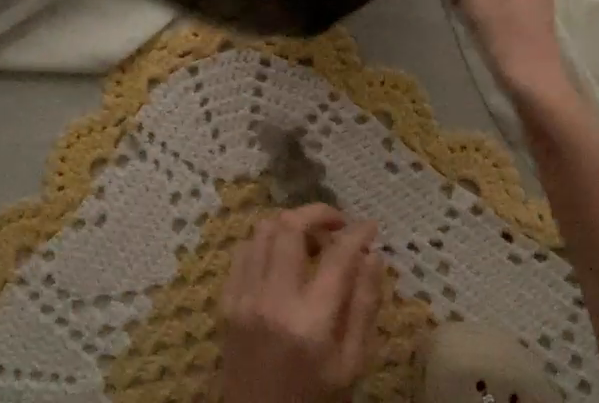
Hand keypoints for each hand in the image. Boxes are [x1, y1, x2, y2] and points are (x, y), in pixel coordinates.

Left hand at [220, 206, 382, 402]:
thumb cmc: (314, 399)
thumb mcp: (352, 364)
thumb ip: (365, 306)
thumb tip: (373, 255)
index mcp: (312, 321)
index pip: (338, 256)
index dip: (358, 233)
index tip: (369, 227)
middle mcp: (273, 300)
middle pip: (290, 226)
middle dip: (318, 214)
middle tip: (338, 226)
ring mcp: (244, 299)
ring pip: (262, 231)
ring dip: (290, 226)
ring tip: (311, 242)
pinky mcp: (225, 302)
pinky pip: (243, 252)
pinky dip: (265, 244)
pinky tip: (282, 260)